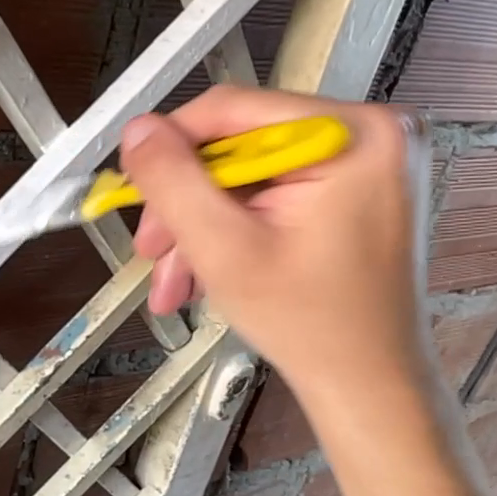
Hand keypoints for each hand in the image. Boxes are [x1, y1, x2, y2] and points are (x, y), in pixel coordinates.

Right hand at [121, 84, 434, 402]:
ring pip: (247, 179)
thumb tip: (136, 130)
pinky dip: (232, 232)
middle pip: (238, 148)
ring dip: (199, 227)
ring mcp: (364, 164)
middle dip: (185, 204)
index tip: (128, 187)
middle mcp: (368, 133)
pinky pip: (271, 197)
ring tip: (172, 282)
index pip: (232, 110)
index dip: (169, 145)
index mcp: (351, 133)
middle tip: (150, 251)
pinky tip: (202, 274)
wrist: (367, 385)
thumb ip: (173, 182)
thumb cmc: (306, 323)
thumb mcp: (222, 249)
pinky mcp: (353, 193)